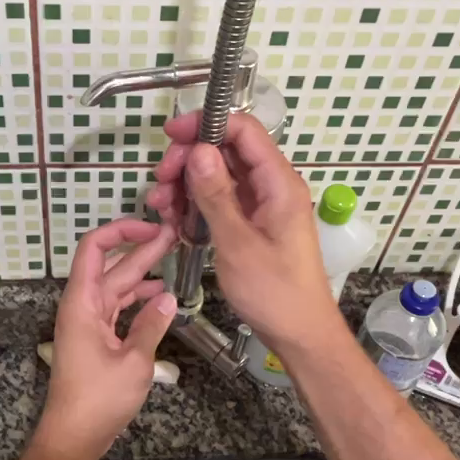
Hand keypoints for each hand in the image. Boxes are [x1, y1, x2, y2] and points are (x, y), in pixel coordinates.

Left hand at [38, 218, 178, 459]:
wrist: (73, 437)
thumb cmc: (99, 399)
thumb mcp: (134, 361)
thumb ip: (152, 325)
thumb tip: (169, 298)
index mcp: (82, 303)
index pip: (94, 248)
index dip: (121, 231)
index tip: (152, 228)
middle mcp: (82, 306)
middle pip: (111, 266)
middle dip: (142, 249)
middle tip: (175, 234)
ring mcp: (88, 322)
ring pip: (116, 286)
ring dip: (142, 273)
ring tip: (175, 258)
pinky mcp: (95, 339)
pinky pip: (117, 308)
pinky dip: (137, 299)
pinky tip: (160, 295)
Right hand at [146, 111, 346, 358]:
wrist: (299, 334)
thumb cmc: (274, 293)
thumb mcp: (238, 244)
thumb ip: (216, 196)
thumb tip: (198, 151)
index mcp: (278, 184)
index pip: (243, 130)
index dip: (206, 124)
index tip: (171, 135)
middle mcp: (272, 187)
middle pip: (226, 151)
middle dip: (189, 159)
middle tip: (160, 182)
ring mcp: (261, 206)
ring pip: (219, 177)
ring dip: (187, 185)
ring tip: (161, 207)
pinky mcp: (252, 224)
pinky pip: (221, 202)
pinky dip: (196, 206)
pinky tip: (176, 222)